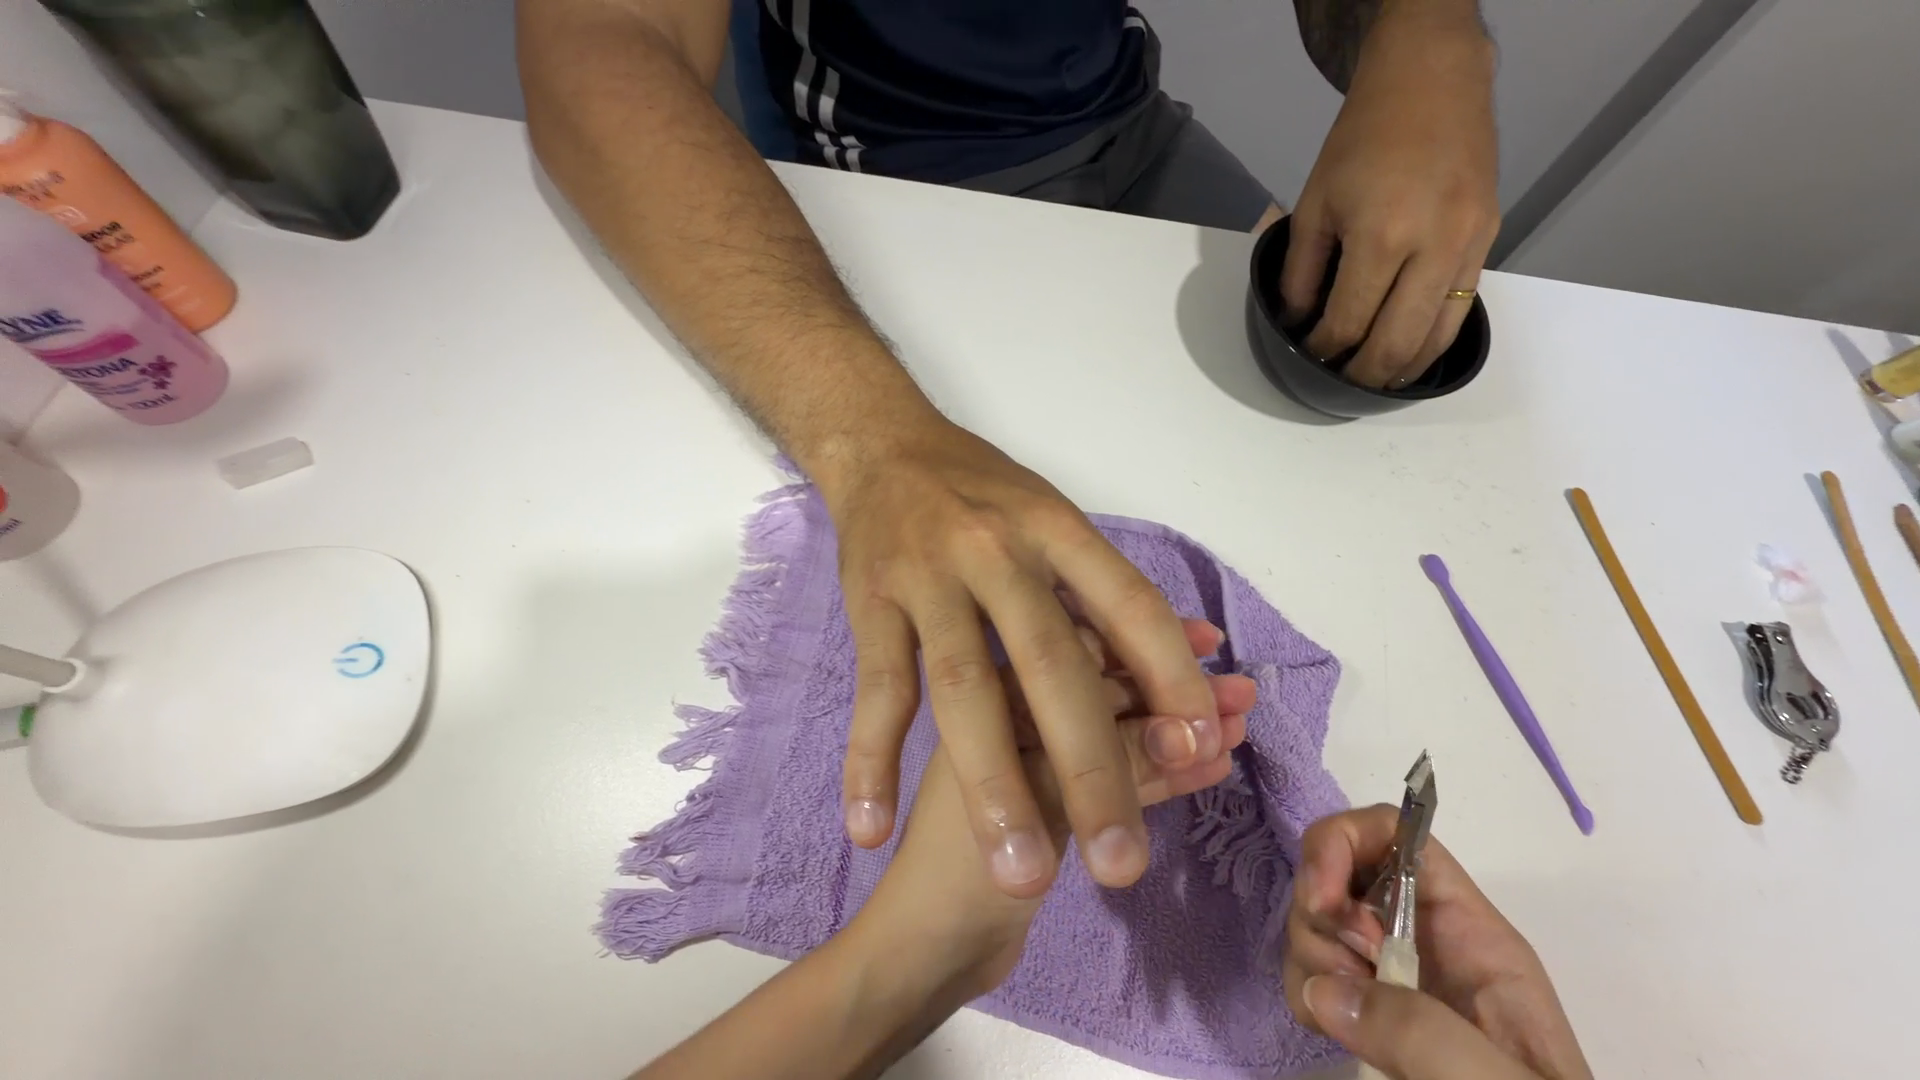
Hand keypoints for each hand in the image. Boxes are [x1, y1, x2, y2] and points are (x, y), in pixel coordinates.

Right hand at [821, 420, 1221, 897]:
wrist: (882, 447)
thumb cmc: (983, 491)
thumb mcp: (1054, 518)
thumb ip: (1106, 588)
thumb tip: (1197, 651)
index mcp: (1055, 528)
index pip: (1129, 604)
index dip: (1171, 679)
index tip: (1202, 752)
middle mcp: (995, 552)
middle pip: (1050, 665)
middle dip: (1091, 766)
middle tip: (1122, 863)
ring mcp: (926, 580)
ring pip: (962, 690)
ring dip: (991, 787)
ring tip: (1022, 874)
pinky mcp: (869, 605)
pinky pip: (876, 691)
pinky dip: (869, 761)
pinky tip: (872, 828)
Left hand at [855, 617, 1253, 997]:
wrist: (929, 950)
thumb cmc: (959, 866)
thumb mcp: (1039, 799)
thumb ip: (1109, 761)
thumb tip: (1189, 728)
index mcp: (997, 694)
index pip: (1083, 651)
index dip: (1147, 647)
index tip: (1210, 645)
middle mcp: (1021, 717)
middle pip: (1112, 693)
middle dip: (1176, 692)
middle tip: (1244, 693)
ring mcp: (1041, 763)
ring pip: (1121, 737)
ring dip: (1179, 734)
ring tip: (1243, 725)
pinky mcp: (1061, 806)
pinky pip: (1119, 779)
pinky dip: (1163, 774)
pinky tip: (1212, 767)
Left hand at [1281, 8, 1499, 389]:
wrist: (1432, 83)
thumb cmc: (1362, 142)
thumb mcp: (1314, 206)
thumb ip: (1302, 273)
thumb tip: (1299, 322)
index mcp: (1382, 237)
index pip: (1348, 322)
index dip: (1322, 348)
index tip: (1308, 353)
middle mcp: (1434, 248)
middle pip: (1396, 342)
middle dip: (1362, 373)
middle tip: (1339, 380)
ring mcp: (1470, 246)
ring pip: (1436, 336)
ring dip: (1402, 369)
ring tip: (1374, 381)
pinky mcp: (1490, 240)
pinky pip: (1462, 309)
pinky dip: (1433, 341)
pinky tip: (1410, 355)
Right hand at [1282, 806, 1591, 1079]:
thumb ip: (1425, 1034)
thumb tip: (1324, 990)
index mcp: (1468, 929)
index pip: (1393, 835)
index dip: (1342, 843)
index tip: (1324, 902)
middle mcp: (1421, 935)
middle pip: (1337, 871)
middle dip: (1321, 913)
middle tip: (1351, 975)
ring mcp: (1388, 972)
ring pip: (1315, 920)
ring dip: (1310, 957)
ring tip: (1348, 1018)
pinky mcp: (1362, 1010)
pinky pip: (1308, 971)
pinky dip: (1306, 993)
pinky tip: (1335, 1029)